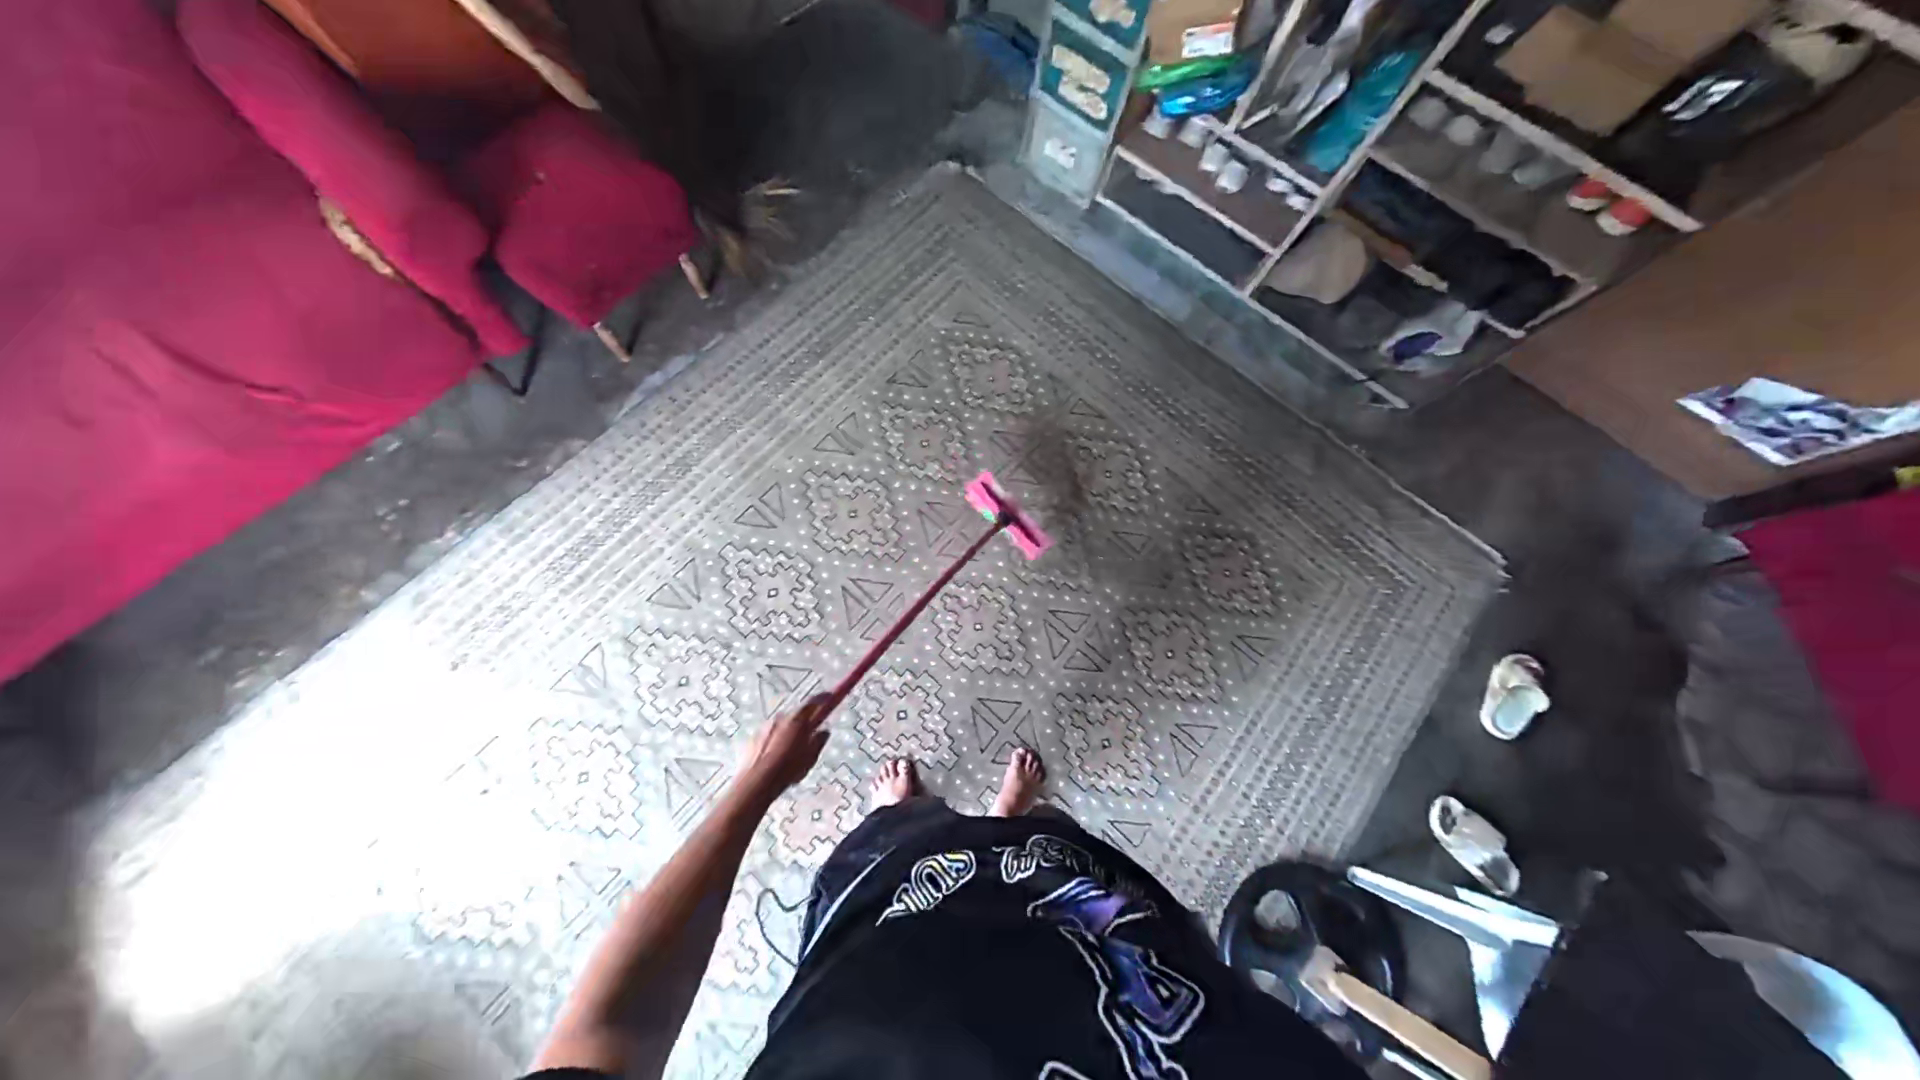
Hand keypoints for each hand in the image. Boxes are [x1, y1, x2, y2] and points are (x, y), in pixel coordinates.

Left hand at [735, 693, 832, 801]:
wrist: (756, 783)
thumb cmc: (787, 770)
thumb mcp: (810, 758)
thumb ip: (819, 741)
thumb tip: (824, 731)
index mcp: (797, 720)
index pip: (814, 702)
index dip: (824, 698)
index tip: (830, 696)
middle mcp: (781, 718)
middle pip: (797, 715)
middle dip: (804, 722)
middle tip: (808, 736)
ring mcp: (765, 727)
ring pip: (782, 726)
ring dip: (788, 733)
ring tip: (789, 754)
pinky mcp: (753, 737)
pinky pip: (769, 735)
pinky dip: (775, 741)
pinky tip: (775, 758)